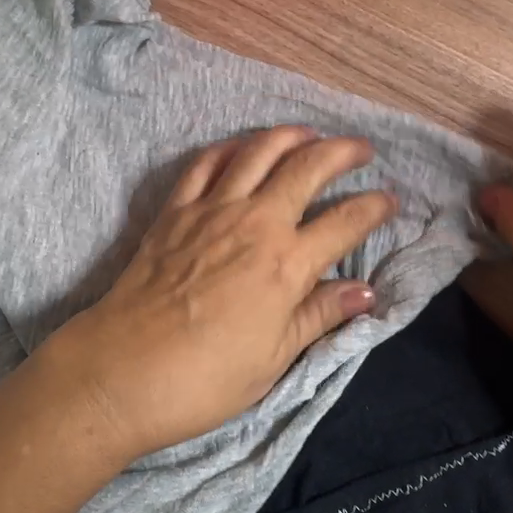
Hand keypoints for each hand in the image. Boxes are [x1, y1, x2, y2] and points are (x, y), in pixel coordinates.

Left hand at [39, 127, 396, 461]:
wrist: (120, 373)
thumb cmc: (205, 378)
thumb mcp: (274, 358)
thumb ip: (319, 315)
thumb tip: (367, 292)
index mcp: (286, 264)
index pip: (345, 222)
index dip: (375, 207)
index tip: (391, 199)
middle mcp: (255, 223)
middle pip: (307, 168)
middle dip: (342, 152)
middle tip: (362, 148)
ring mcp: (211, 210)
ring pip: (258, 151)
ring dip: (290, 136)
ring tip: (310, 133)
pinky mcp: (175, 211)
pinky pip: (206, 163)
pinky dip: (231, 148)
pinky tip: (242, 147)